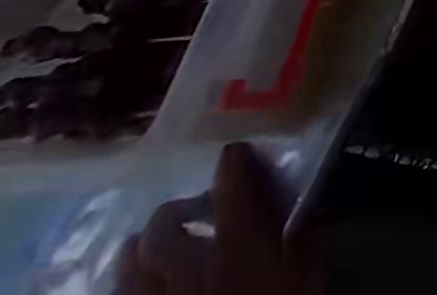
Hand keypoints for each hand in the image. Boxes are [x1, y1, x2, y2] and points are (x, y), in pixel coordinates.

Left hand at [115, 143, 320, 294]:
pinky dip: (127, 289)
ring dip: (140, 249)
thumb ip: (306, 245)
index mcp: (238, 249)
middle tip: (194, 212)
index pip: (231, 185)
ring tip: (147, 246)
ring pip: (130, 266)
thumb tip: (303, 216)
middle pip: (165, 225)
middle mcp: (189, 269)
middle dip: (177, 211)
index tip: (235, 154)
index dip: (232, 163)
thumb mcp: (309, 284)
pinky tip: (138, 287)